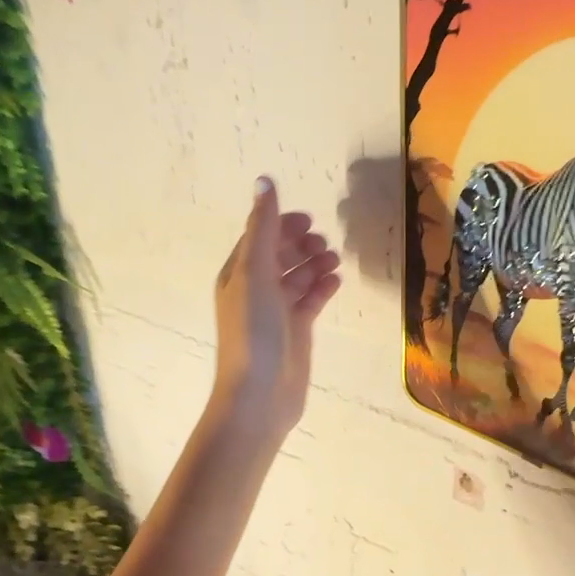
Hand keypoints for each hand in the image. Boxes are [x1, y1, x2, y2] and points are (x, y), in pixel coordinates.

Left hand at [209, 176, 341, 445]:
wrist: (259, 394)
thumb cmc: (253, 331)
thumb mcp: (255, 273)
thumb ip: (263, 228)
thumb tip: (264, 181)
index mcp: (237, 275)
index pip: (259, 239)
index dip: (281, 225)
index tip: (309, 219)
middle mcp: (255, 291)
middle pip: (280, 256)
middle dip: (302, 244)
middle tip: (324, 242)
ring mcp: (276, 313)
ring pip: (298, 278)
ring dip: (315, 264)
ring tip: (334, 259)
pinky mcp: (296, 332)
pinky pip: (310, 301)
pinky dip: (323, 288)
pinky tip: (336, 281)